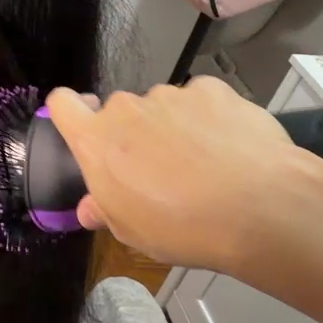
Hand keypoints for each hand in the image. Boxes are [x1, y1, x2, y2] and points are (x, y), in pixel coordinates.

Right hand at [45, 77, 320, 272]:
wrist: (259, 209)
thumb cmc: (182, 226)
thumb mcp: (132, 232)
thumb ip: (105, 211)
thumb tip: (91, 209)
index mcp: (96, 141)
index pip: (62, 104)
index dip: (71, 112)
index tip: (86, 127)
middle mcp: (126, 109)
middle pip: (119, 112)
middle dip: (134, 134)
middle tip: (160, 169)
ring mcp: (170, 96)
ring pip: (162, 107)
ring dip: (173, 126)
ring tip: (205, 161)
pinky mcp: (212, 90)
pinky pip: (201, 99)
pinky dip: (209, 117)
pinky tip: (229, 145)